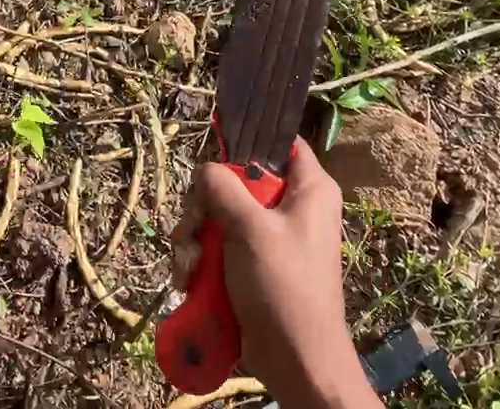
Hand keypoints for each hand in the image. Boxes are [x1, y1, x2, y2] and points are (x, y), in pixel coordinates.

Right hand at [171, 139, 380, 408]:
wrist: (295, 362)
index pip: (281, 142)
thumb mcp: (251, 228)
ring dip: (195, 237)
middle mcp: (290, 206)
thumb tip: (204, 169)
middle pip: (234, 180)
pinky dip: (199, 258)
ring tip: (192, 264)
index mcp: (309, 189)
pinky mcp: (250, 261)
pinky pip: (216, 242)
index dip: (249, 138)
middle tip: (196, 226)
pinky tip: (190, 278)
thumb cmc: (284, 287)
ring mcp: (268, 235)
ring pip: (217, 212)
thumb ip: (222, 187)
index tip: (215, 148)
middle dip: (204, 205)